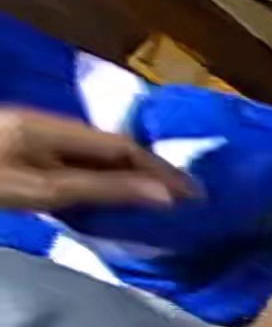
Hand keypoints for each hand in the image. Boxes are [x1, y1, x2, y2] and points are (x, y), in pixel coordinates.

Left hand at [0, 107, 195, 210]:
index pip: (126, 146)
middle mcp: (41, 125)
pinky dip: (102, 177)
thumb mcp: (42, 189)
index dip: (165, 170)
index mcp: (50, 129)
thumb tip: (171, 195)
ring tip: (154, 201)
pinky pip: (72, 160)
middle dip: (150, 172)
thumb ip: (107, 190)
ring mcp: (23, 134)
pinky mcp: (11, 147)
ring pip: (93, 154)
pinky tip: (110, 194)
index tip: (198, 197)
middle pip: (110, 147)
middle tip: (182, 201)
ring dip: (128, 176)